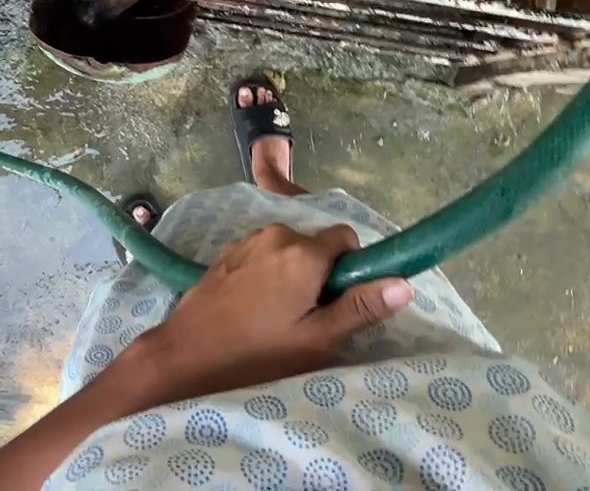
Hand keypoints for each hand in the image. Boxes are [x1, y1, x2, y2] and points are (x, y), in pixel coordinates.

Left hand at [120, 224, 412, 405]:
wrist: (186, 355)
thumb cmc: (257, 354)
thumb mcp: (317, 340)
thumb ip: (360, 308)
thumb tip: (404, 284)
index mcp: (303, 251)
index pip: (346, 237)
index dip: (353, 267)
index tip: (342, 300)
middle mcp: (276, 233)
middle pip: (317, 244)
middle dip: (322, 273)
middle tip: (310, 317)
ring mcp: (248, 239)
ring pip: (289, 249)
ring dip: (294, 273)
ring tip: (279, 317)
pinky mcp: (228, 251)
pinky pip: (264, 253)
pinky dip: (269, 272)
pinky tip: (254, 308)